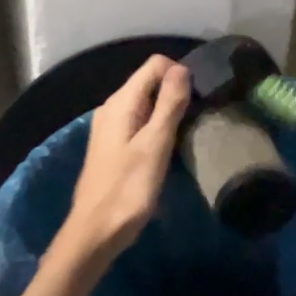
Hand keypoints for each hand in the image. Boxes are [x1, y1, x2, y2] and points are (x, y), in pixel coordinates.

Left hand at [55, 56, 190, 265]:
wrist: (96, 230)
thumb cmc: (128, 188)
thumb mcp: (154, 145)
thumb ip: (168, 105)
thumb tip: (181, 68)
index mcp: (121, 102)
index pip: (154, 65)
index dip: (180, 75)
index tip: (200, 100)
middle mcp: (112, 107)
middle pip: (150, 82)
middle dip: (176, 93)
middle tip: (199, 120)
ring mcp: (111, 127)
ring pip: (146, 104)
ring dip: (169, 113)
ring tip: (189, 135)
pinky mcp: (114, 145)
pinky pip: (140, 123)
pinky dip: (157, 128)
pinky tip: (170, 149)